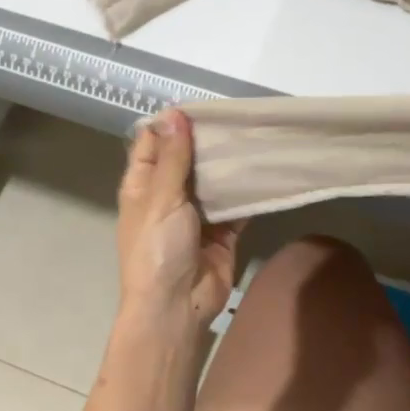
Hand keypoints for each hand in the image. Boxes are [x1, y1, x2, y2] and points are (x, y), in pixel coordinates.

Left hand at [116, 109, 241, 331]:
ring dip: (230, 164)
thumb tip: (174, 113)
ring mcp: (196, 217)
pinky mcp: (223, 235)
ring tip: (256, 135)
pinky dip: (249, 193)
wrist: (176, 306)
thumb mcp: (160, 198)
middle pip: (187, 160)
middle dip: (208, 140)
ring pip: (214, 182)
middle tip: (239, 115)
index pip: (152, 143)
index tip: (201, 104)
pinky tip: (267, 170)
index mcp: (142, 187)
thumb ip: (172, 157)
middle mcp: (167, 198)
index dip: (171, 123)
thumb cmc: (158, 249)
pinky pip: (237, 207)